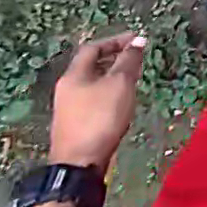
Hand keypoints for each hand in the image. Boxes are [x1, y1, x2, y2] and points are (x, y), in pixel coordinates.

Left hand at [49, 32, 146, 168]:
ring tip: (132, 79)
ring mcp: (68, 109)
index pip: (93, 48)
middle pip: (91, 65)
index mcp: (74, 74)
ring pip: (92, 84)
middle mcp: (67, 88)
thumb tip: (138, 40)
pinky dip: (108, 94)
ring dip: (112, 77)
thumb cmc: (100, 118)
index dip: (115, 41)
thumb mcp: (120, 84)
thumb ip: (129, 60)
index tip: (135, 40)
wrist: (78, 166)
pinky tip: (121, 103)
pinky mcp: (74, 126)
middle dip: (114, 58)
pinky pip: (93, 100)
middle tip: (135, 58)